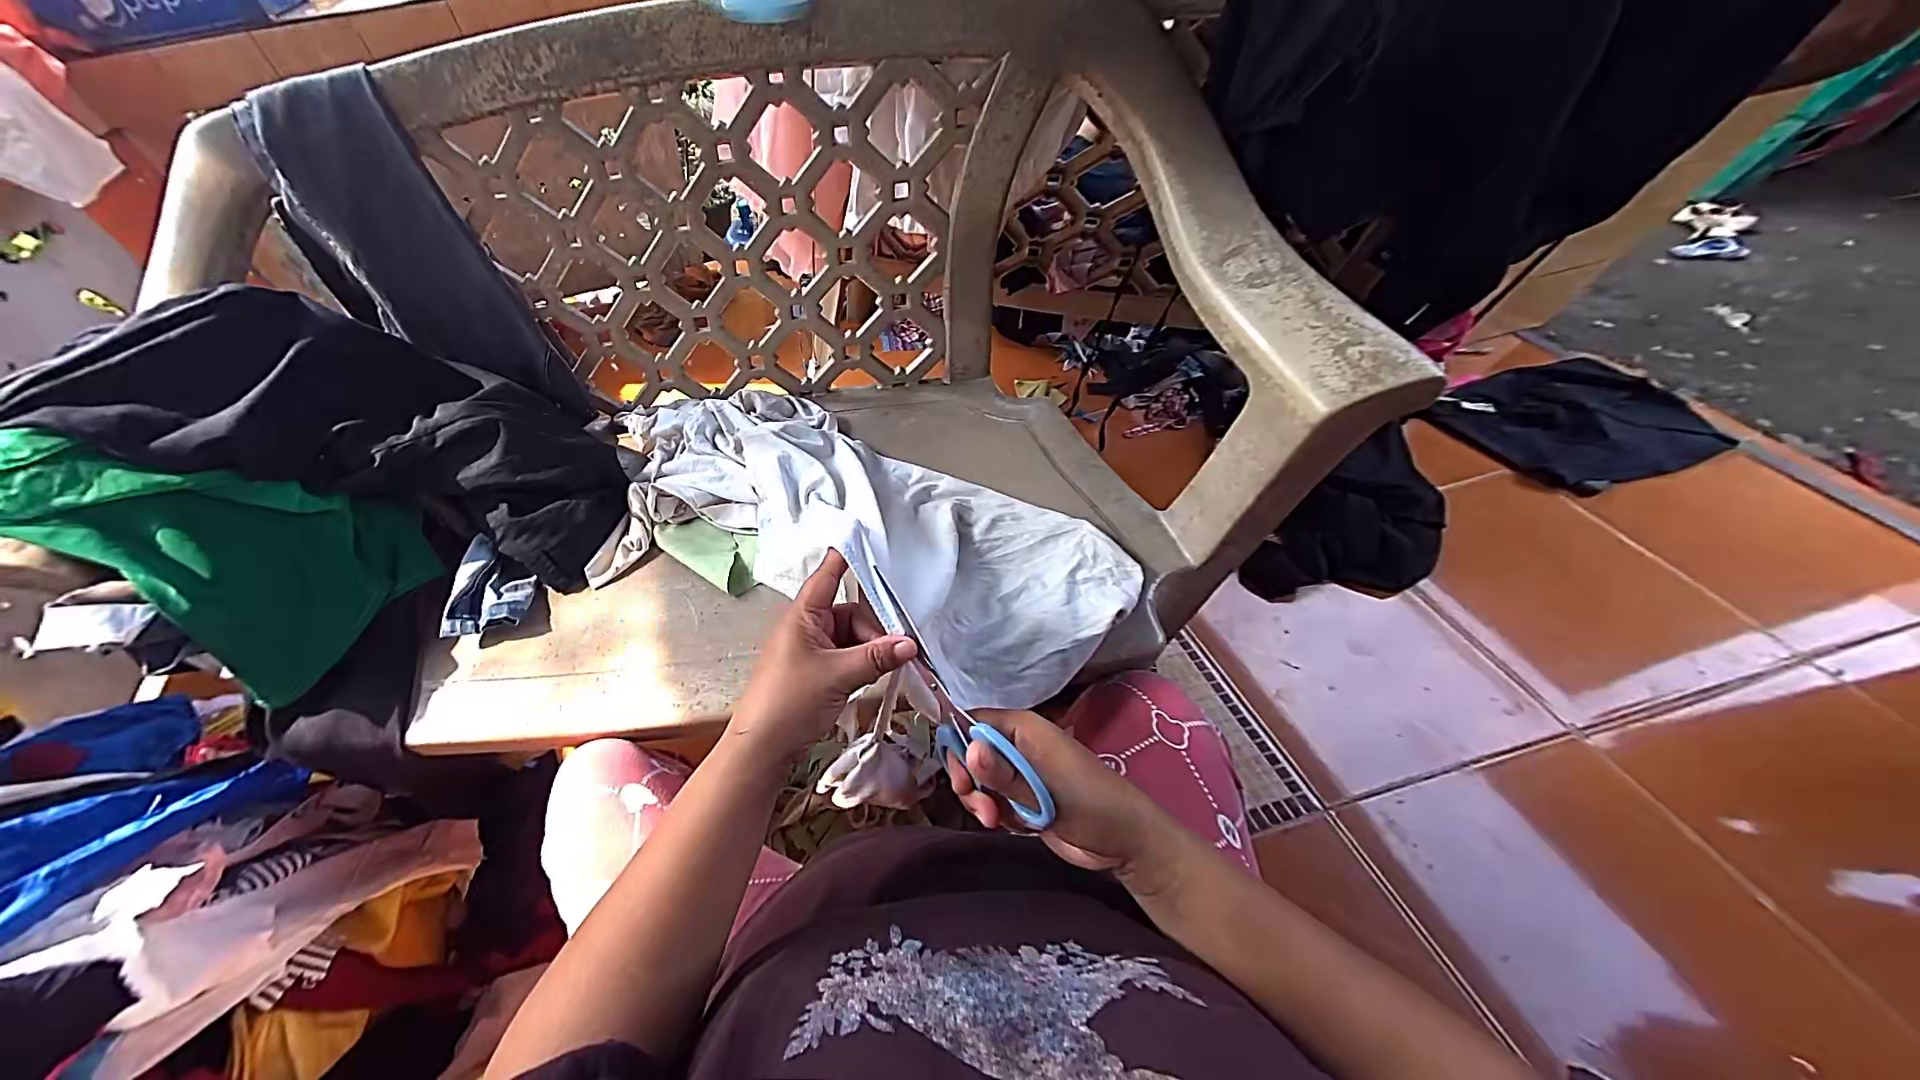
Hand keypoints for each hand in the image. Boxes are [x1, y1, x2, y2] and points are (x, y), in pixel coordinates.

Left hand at [727, 549, 916, 767]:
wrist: (761, 749)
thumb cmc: (787, 703)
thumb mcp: (837, 676)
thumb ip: (876, 657)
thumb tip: (910, 644)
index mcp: (803, 616)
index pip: (828, 575)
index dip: (846, 557)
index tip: (866, 539)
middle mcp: (808, 627)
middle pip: (852, 612)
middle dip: (875, 628)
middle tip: (894, 649)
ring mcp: (813, 649)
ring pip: (854, 636)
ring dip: (871, 649)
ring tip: (885, 668)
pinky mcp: (818, 671)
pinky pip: (849, 655)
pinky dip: (864, 662)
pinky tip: (875, 676)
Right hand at [945, 708, 1188, 891]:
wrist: (1125, 841)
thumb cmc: (1093, 806)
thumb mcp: (1046, 793)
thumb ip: (1005, 774)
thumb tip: (970, 749)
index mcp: (1024, 728)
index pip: (973, 722)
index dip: (960, 747)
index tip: (962, 781)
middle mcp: (1019, 743)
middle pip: (970, 752)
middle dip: (970, 782)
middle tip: (984, 809)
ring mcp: (1021, 770)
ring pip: (979, 778)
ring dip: (981, 801)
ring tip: (996, 821)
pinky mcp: (1023, 795)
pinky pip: (993, 798)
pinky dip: (995, 813)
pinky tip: (1012, 826)